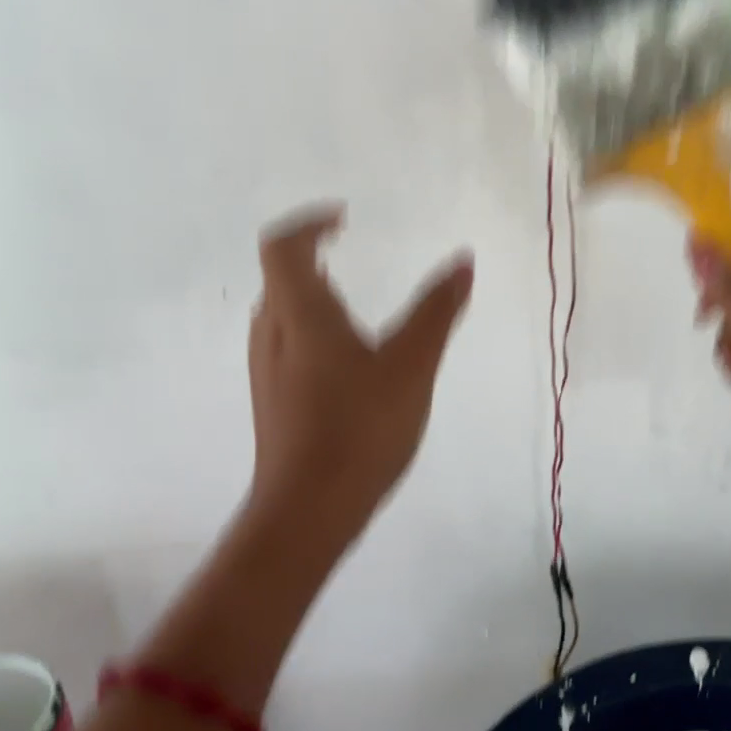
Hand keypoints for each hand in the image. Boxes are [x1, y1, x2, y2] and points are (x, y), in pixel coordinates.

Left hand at [246, 204, 473, 543]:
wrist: (309, 510)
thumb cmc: (361, 427)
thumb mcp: (412, 365)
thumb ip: (438, 311)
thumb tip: (463, 260)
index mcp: (299, 314)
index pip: (284, 246)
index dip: (310, 223)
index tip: (345, 219)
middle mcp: (272, 335)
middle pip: (281, 279)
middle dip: (314, 259)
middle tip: (353, 257)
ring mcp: (268, 373)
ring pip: (284, 317)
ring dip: (314, 298)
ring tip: (357, 308)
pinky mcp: (275, 404)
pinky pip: (291, 348)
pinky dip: (316, 334)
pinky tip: (352, 366)